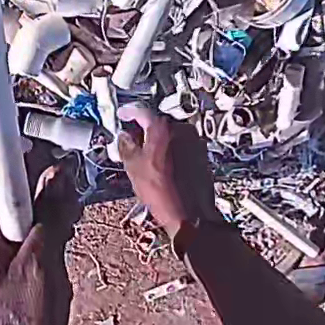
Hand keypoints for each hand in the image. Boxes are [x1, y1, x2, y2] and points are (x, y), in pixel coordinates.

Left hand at [0, 165, 79, 324]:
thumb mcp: (43, 265)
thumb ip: (50, 217)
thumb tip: (58, 177)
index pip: (5, 189)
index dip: (34, 176)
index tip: (58, 164)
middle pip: (16, 209)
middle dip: (46, 216)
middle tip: (66, 231)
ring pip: (23, 231)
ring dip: (48, 239)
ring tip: (56, 271)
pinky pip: (22, 253)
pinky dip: (42, 258)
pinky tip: (51, 281)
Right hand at [114, 105, 220, 243]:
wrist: (191, 214)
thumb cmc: (163, 192)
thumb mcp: (133, 167)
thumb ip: (126, 146)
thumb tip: (123, 137)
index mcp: (163, 127)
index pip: (141, 110)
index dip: (128, 112)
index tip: (122, 115)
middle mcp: (182, 129)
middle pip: (158, 121)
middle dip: (143, 129)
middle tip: (130, 138)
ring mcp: (195, 141)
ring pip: (171, 134)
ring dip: (157, 140)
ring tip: (145, 155)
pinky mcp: (202, 154)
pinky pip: (181, 144)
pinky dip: (170, 149)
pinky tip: (162, 164)